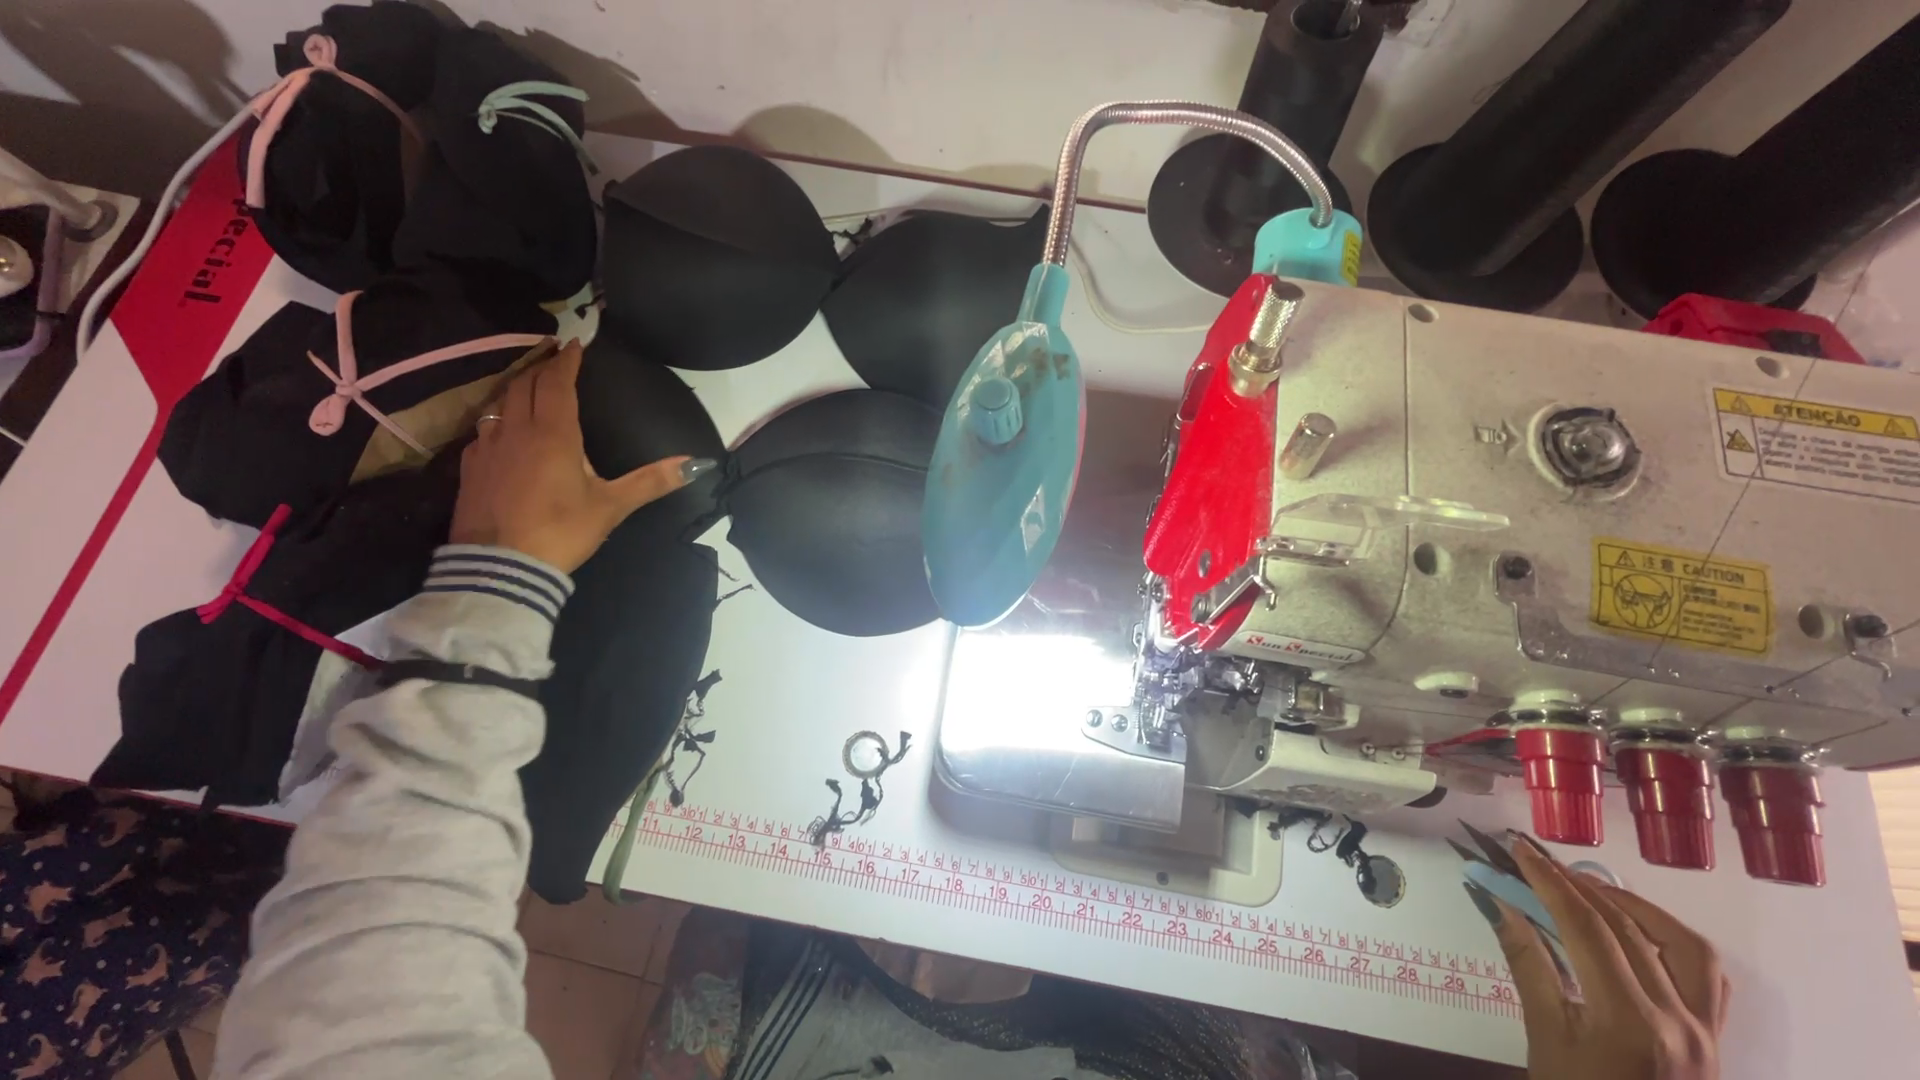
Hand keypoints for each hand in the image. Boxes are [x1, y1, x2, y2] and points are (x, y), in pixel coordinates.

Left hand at [450, 341, 709, 573]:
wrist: (500, 568)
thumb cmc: (562, 531)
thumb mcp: (612, 506)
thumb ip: (653, 481)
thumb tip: (698, 463)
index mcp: (554, 433)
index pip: (558, 382)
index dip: (567, 360)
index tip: (576, 342)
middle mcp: (517, 430)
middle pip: (525, 384)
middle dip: (542, 367)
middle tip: (556, 358)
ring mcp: (487, 448)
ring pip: (499, 402)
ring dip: (516, 387)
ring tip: (530, 383)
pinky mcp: (470, 469)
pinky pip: (483, 429)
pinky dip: (497, 417)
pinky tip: (502, 429)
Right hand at [1484, 835, 1727, 1079]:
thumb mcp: (1543, 1038)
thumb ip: (1528, 964)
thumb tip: (1500, 903)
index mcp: (1628, 1021)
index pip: (1585, 928)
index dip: (1548, 882)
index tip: (1518, 850)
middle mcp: (1677, 1020)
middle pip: (1625, 928)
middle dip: (1575, 884)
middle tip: (1536, 859)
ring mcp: (1705, 1030)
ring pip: (1679, 943)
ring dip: (1630, 904)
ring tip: (1587, 886)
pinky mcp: (1715, 1039)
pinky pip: (1706, 974)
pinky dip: (1670, 937)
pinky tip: (1638, 927)